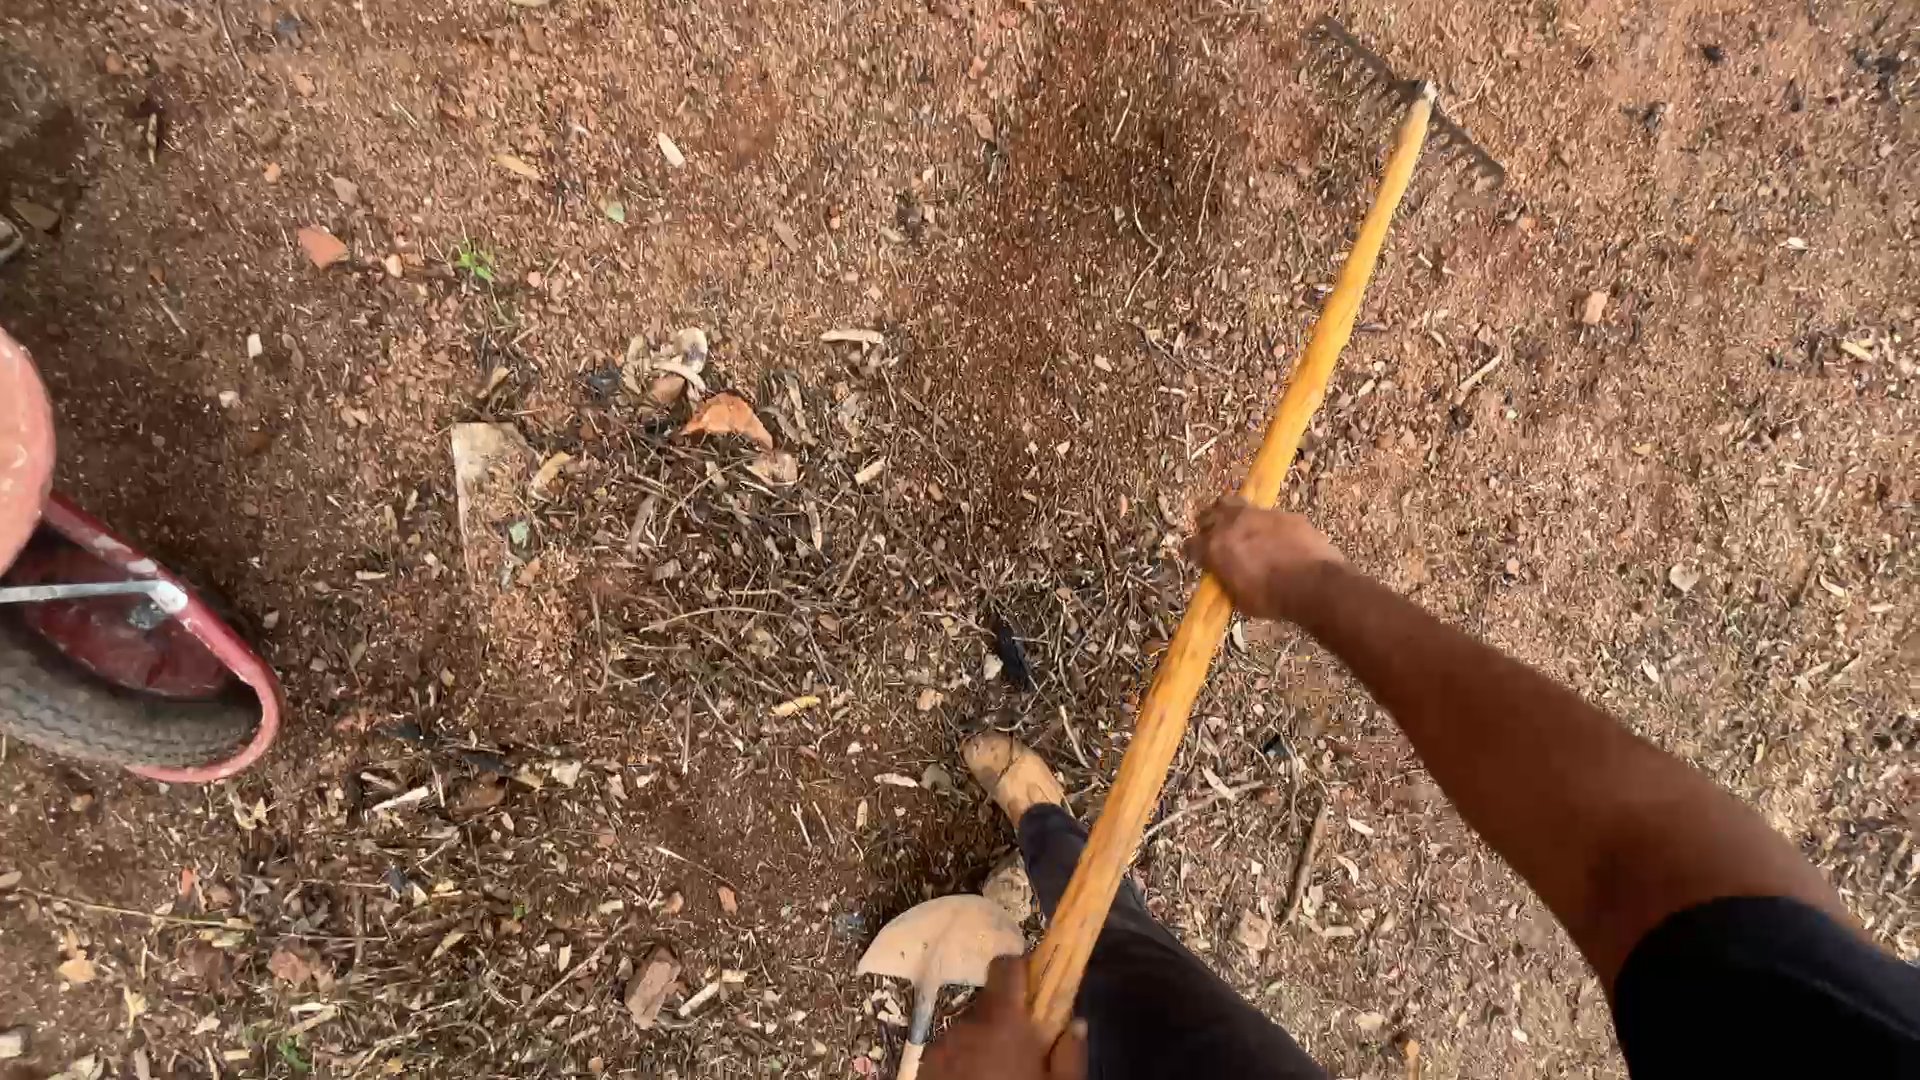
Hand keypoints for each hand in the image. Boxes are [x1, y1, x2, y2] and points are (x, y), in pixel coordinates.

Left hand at [920, 956, 1086, 1079]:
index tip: (1034, 990)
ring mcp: (941, 1046)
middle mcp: (968, 1024)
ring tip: (999, 1075)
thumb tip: (1076, 1023)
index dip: (1021, 971)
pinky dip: (963, 1061)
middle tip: (1023, 1049)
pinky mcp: (924, 1068)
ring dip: (983, 1041)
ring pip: (969, 1028)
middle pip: (989, 1002)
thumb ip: (1070, 1055)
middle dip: (1006, 1018)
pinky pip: (950, 1051)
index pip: (1006, 967)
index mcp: (1004, 1022)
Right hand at [1183, 498, 1343, 622]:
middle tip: (1216, 535)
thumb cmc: (1271, 599)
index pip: (1191, 545)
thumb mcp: (1238, 598)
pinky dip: (1267, 525)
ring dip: (1234, 516)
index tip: (1200, 558)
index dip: (1194, 552)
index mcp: (1214, 548)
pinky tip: (1276, 538)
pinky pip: (1268, 515)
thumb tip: (1226, 576)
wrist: (1314, 584)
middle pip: (1208, 514)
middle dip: (1208, 524)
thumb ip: (1226, 580)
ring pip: (1235, 504)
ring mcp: (1258, 515)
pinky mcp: (1284, 514)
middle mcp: (1230, 524)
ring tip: (1243, 529)